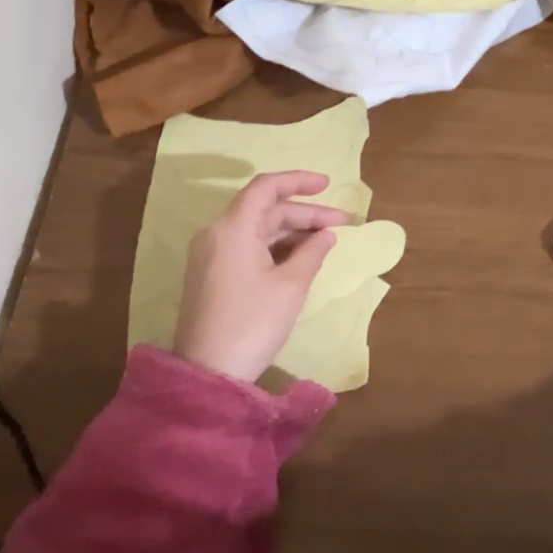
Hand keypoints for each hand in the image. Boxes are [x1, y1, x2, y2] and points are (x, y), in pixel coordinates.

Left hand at [173, 171, 348, 383]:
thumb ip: (312, 253)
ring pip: (257, 230)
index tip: (329, 184)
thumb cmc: (253, 323)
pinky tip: (301, 257)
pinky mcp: (212, 275)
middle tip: (343, 222)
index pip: (266, 188)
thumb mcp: (291, 286)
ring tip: (327, 241)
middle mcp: (217, 234)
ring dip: (292, 231)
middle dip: (305, 213)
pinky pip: (247, 248)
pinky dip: (275, 247)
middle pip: (265, 210)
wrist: (209, 371)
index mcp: (232, 228)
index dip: (298, 181)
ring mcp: (211, 255)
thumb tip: (326, 235)